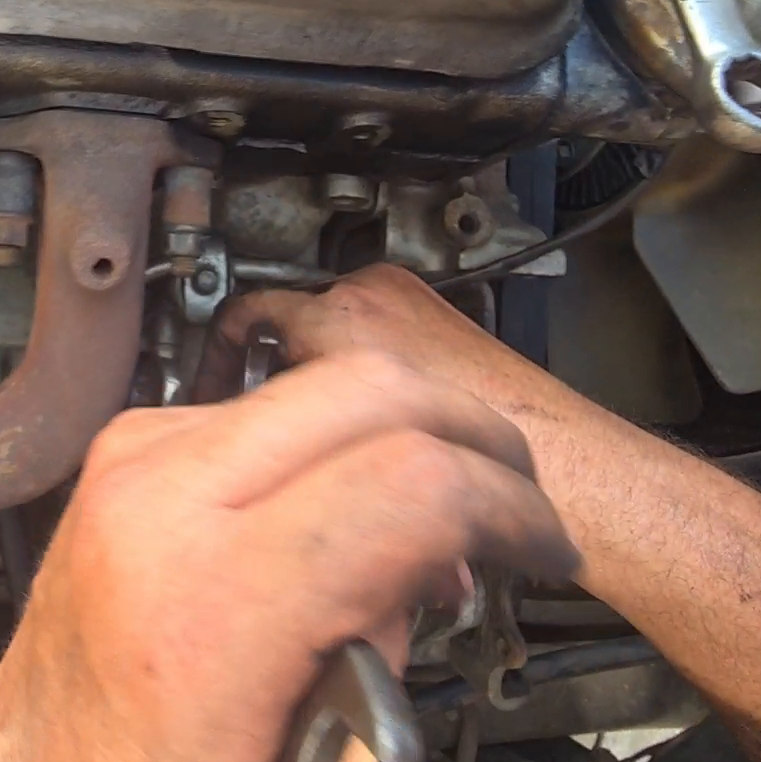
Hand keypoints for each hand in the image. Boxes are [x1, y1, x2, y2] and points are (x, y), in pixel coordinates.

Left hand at [0, 351, 578, 761]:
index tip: (538, 538)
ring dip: (400, 432)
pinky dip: (332, 441)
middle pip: (363, 391)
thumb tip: (435, 553)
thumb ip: (383, 643)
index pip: (406, 483)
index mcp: (202, 602)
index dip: (504, 503)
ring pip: (317, 385)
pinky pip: (263, 409)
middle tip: (511, 493)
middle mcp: (159, 496)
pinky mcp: (131, 447)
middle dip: (465, 430)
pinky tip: (348, 502)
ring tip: (434, 512)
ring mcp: (137, 456)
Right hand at [199, 265, 603, 438]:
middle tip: (266, 414)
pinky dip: (351, 355)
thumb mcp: (336, 446)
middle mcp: (368, 296)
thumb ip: (283, 427)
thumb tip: (245, 439)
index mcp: (334, 320)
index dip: (216, 356)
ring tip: (320, 416)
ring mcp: (402, 298)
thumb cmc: (462, 461)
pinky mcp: (430, 309)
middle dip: (268, 367)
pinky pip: (365, 326)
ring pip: (326, 324)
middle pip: (284, 323)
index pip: (242, 318)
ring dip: (311, 361)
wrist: (547, 466)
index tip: (213, 384)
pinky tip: (364, 406)